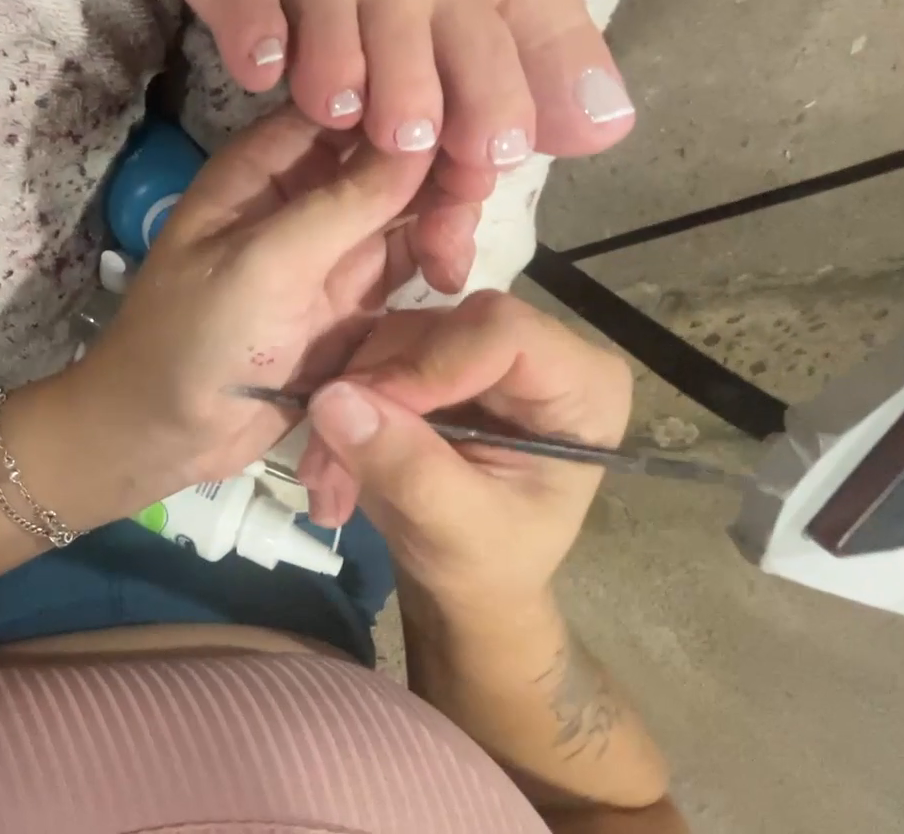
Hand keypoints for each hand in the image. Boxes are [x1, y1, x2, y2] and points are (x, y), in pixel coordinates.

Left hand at [64, 107, 429, 501]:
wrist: (168, 429)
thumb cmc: (194, 337)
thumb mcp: (262, 264)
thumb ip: (340, 204)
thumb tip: (421, 133)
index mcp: (260, 167)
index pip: (344, 105)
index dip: (406, 106)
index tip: (465, 123)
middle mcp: (298, 194)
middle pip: (387, 151)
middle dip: (436, 163)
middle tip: (477, 191)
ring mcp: (327, 245)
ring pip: (408, 203)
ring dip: (444, 213)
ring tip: (455, 252)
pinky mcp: (351, 295)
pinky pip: (409, 258)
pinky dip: (437, 258)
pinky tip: (450, 278)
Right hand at [140, 0, 635, 226]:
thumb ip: (535, 28)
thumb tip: (599, 130)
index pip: (513, 70)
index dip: (507, 128)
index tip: (493, 162)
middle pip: (426, 85)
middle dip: (432, 130)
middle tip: (413, 144)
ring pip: (337, 63)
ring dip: (345, 92)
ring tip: (339, 104)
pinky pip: (250, 21)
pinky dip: (259, 45)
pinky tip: (262, 59)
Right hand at [298, 292, 631, 606]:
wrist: (462, 574)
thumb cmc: (486, 559)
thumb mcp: (454, 528)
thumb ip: (406, 465)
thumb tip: (331, 399)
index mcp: (577, 385)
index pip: (499, 330)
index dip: (428, 364)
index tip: (374, 417)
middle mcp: (528, 352)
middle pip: (429, 329)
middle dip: (368, 394)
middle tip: (327, 466)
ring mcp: (470, 350)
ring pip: (384, 340)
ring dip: (340, 407)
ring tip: (326, 478)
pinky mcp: (425, 357)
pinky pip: (362, 357)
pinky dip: (335, 407)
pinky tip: (328, 462)